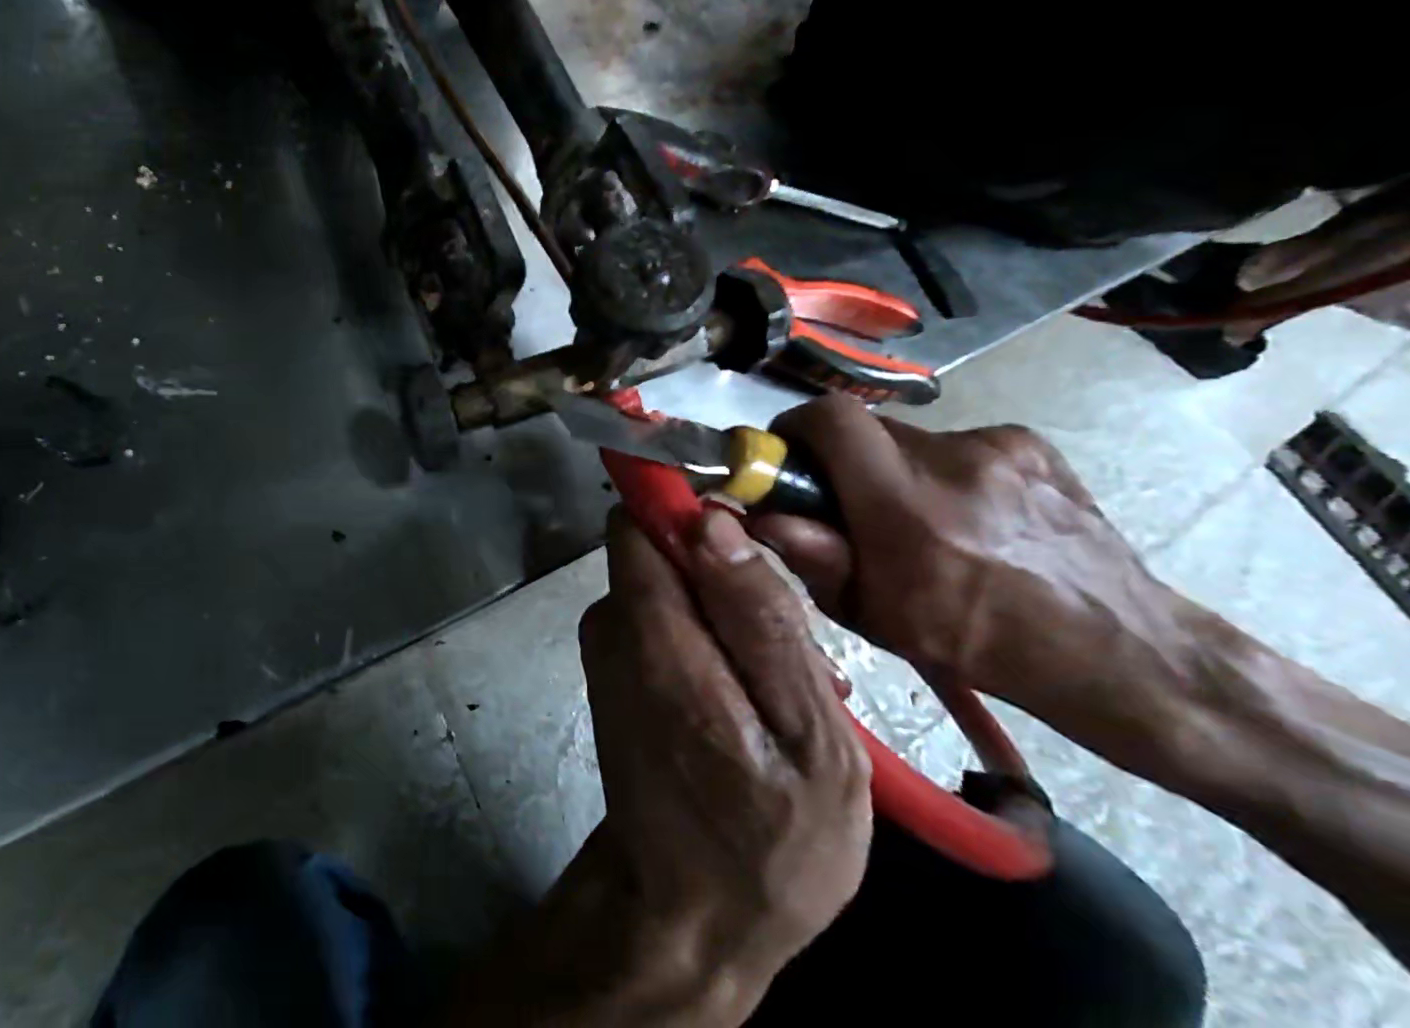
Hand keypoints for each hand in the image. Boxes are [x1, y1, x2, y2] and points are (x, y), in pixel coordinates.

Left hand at [574, 505, 872, 1023]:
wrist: (687, 911)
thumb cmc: (767, 842)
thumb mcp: (808, 737)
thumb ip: (760, 620)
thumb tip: (714, 522)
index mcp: (655, 637)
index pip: (640, 522)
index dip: (691, 506)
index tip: (751, 530)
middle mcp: (613, 630)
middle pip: (660, 549)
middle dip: (723, 570)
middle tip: (784, 640)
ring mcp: (608, 652)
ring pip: (669, 585)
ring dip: (724, 613)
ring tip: (777, 683)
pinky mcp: (616, 672)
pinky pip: (664, 620)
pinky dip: (707, 640)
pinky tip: (748, 698)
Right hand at [748, 394, 1208, 769]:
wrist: (1117, 648)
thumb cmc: (977, 641)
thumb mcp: (874, 615)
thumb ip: (813, 556)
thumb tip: (759, 514)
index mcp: (907, 504)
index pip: (831, 419)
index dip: (792, 427)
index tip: (781, 459)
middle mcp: (953, 458)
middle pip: (864, 430)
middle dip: (838, 461)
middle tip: (842, 510)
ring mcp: (1002, 445)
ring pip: (909, 441)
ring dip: (890, 472)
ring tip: (917, 527)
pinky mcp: (1034, 444)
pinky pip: (956, 447)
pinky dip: (939, 475)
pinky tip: (967, 522)